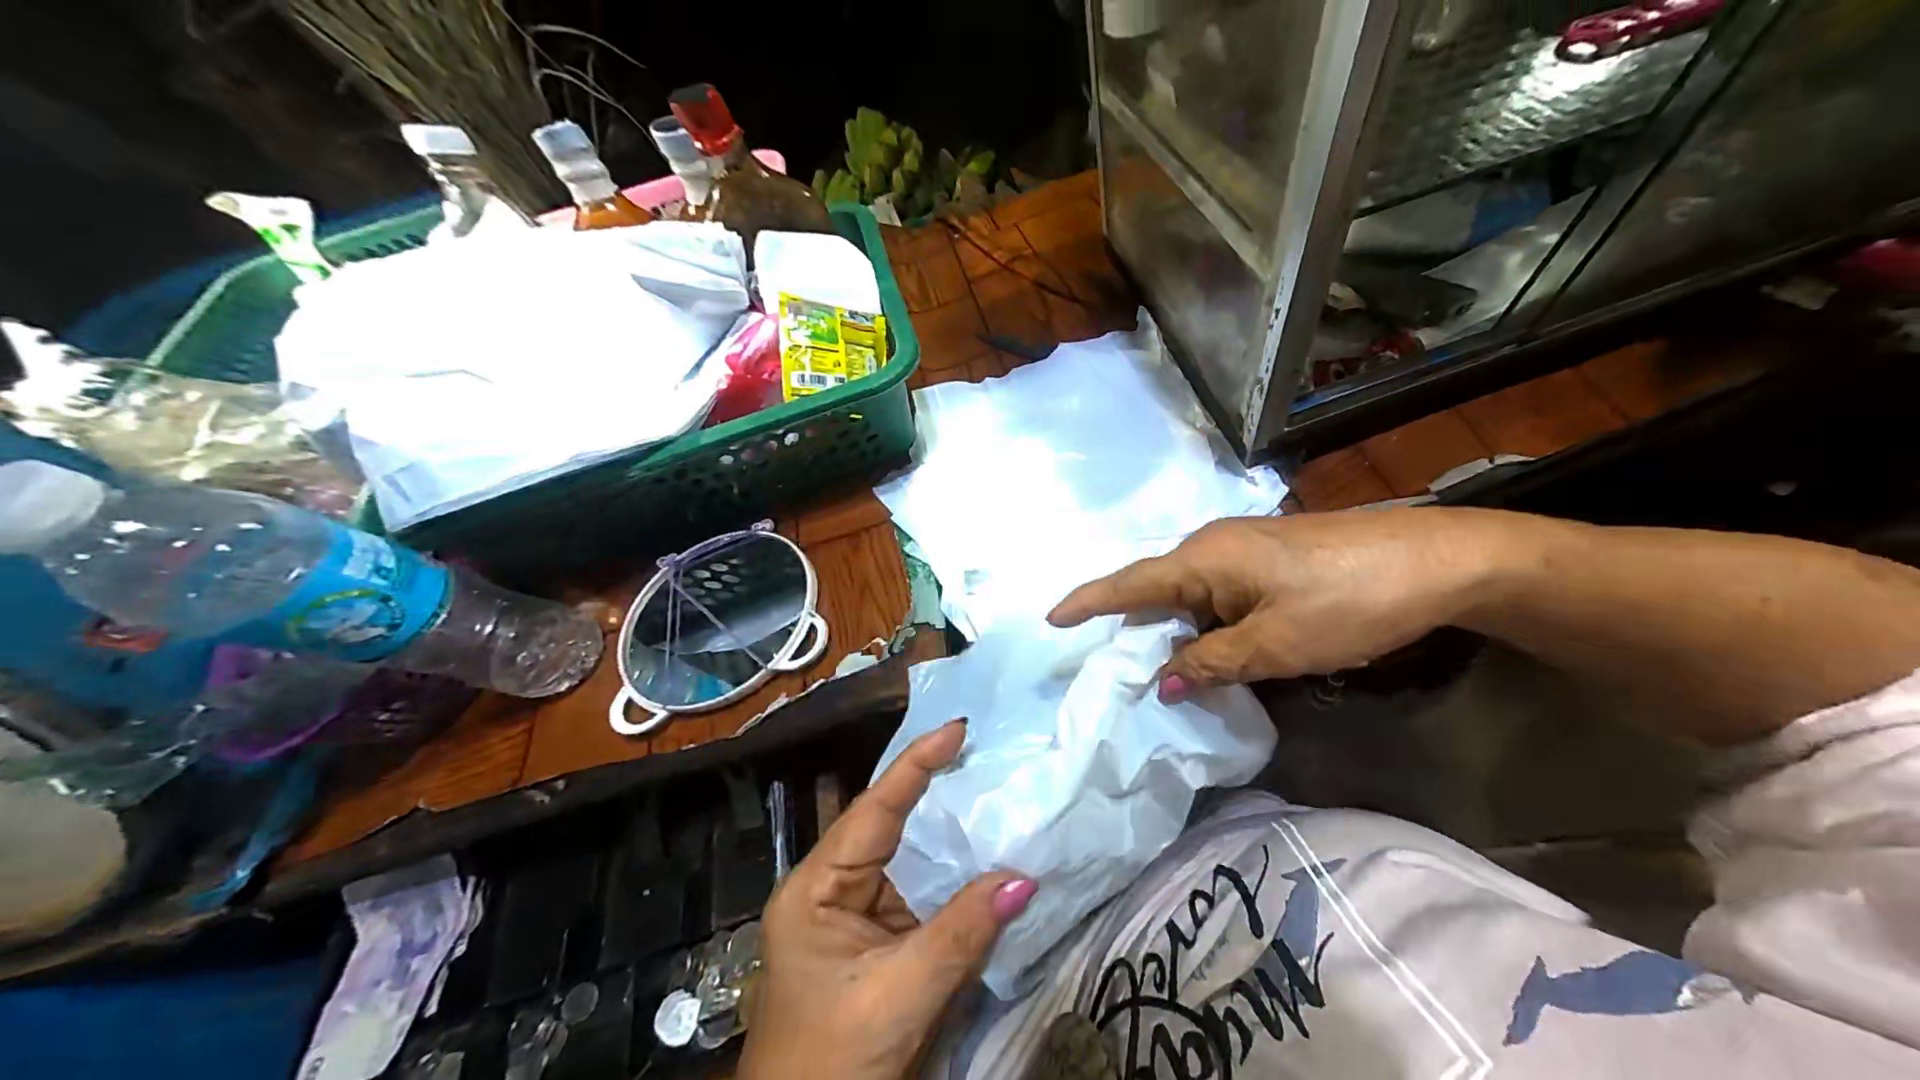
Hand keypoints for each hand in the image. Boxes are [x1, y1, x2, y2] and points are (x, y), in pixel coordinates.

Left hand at [739, 720, 1037, 1079]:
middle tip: (977, 747)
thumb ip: (963, 933)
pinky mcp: (866, 934)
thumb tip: (1025, 877)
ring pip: (900, 853)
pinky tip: (972, 849)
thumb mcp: (902, 995)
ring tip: (982, 781)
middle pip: (883, 822)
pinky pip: (911, 887)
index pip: (873, 809)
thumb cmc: (833, 1061)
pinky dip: (943, 869)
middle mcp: (827, 886)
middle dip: (928, 783)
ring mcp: (846, 910)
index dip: (917, 765)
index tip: (958, 728)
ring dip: (939, 824)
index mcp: (815, 887)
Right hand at [1047, 509, 1515, 697]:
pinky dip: (1207, 623)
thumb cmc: (1348, 603)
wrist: (1439, 560)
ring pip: (1191, 594)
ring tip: (1170, 669)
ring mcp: (1245, 548)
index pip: (1130, 583)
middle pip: (1157, 589)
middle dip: (1135, 627)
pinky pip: (1218, 592)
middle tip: (1117, 669)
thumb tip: (1165, 680)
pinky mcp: (1271, 558)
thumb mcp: (1275, 646)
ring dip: (1177, 631)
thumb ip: (1212, 663)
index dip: (1089, 602)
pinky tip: (1217, 649)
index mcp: (1205, 559)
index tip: (1052, 620)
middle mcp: (1214, 545)